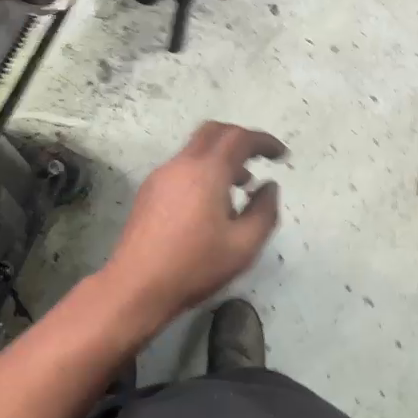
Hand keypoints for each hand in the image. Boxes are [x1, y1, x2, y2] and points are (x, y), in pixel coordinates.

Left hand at [101, 122, 285, 326]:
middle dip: (239, 139)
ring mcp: (160, 176)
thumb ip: (264, 211)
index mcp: (206, 171)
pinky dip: (202, 171)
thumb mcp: (243, 246)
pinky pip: (181, 168)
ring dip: (220, 158)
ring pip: (194, 150)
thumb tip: (269, 187)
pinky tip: (210, 204)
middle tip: (259, 159)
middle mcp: (180, 164)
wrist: (137, 285)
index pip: (238, 138)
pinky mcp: (148, 191)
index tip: (280, 155)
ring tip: (240, 188)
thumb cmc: (194, 266)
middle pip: (213, 132)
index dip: (263, 141)